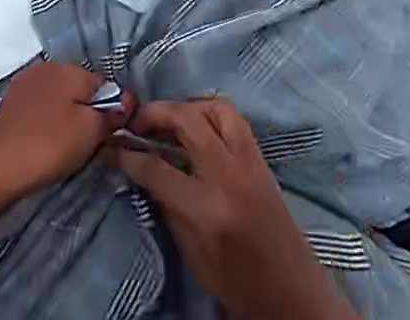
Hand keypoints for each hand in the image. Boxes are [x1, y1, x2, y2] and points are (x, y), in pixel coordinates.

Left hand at [0, 62, 130, 204]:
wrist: (0, 165)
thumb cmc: (51, 145)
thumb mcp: (92, 130)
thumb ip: (113, 112)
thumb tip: (126, 100)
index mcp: (68, 68)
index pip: (106, 83)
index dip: (116, 109)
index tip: (116, 134)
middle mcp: (46, 67)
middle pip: (82, 88)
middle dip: (92, 111)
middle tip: (94, 142)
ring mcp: (27, 81)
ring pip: (62, 96)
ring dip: (71, 116)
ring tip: (71, 145)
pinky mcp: (13, 100)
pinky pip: (44, 104)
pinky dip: (51, 119)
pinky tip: (49, 140)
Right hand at [115, 101, 288, 312]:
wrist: (296, 301)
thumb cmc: (237, 284)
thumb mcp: (191, 251)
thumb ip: (164, 202)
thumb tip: (139, 167)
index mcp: (206, 207)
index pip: (155, 166)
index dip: (127, 155)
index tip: (113, 147)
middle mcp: (229, 176)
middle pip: (185, 120)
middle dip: (153, 114)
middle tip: (137, 124)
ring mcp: (250, 165)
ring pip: (216, 110)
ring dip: (187, 108)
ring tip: (170, 122)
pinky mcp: (263, 163)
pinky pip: (235, 122)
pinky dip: (211, 116)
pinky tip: (197, 130)